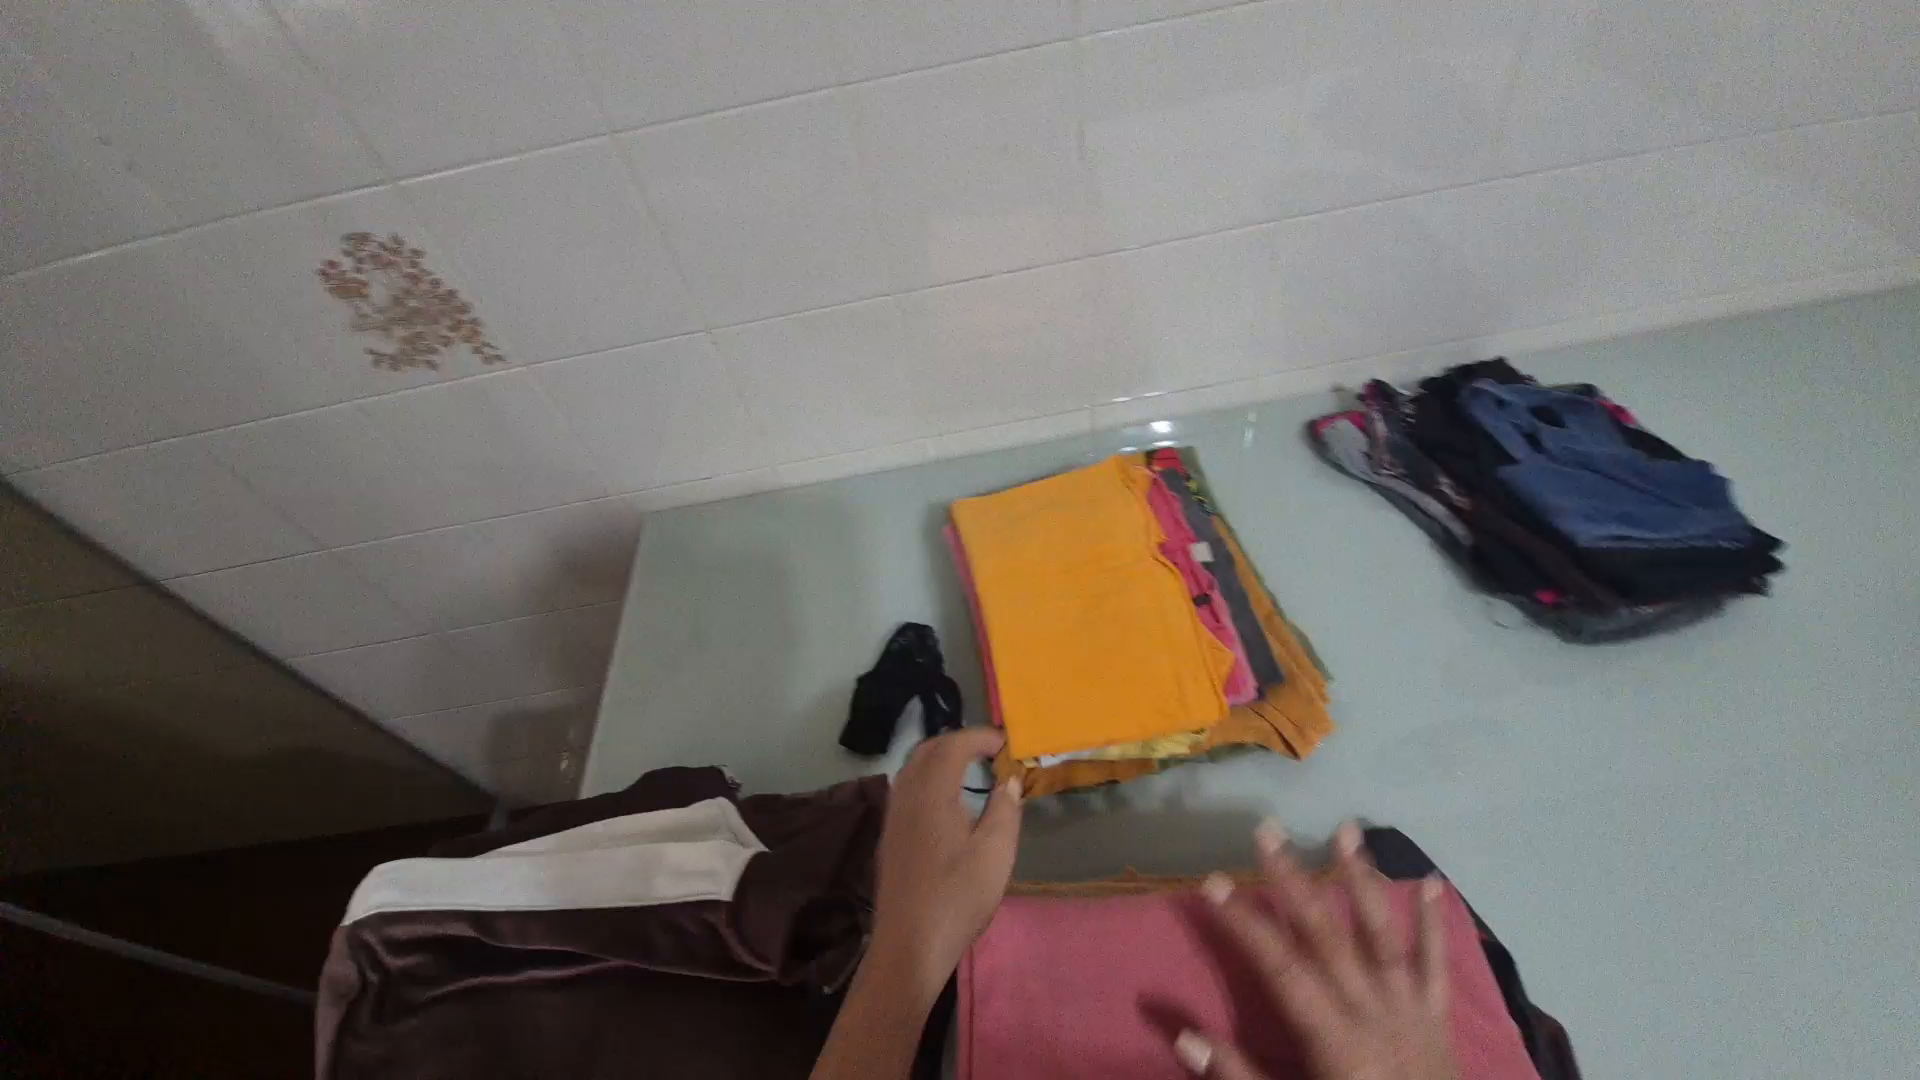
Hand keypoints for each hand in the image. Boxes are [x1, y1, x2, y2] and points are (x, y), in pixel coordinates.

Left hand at [810, 729, 1021, 1079]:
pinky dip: (929, 777)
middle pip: (929, 749)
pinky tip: (947, 800)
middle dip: (960, 741)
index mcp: (931, 792)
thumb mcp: (995, 854)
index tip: (1007, 743)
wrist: (908, 945)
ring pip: (914, 767)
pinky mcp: (890, 834)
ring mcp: (893, 814)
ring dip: (942, 758)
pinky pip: (907, 787)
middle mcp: (906, 794)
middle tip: (991, 751)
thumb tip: (1010, 780)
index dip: (981, 737)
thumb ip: (1005, 809)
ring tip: (972, 769)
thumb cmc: (957, 897)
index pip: (954, 745)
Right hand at [1173, 822, 1456, 1079]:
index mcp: (1336, 1041)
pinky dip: (1435, 926)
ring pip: (1382, 936)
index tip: (1212, 880)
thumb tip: (1183, 1037)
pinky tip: (1434, 883)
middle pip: (1327, 937)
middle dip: (1293, 880)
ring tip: (1346, 831)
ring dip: (1361, 881)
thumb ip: (1240, 1076)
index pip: (1281, 968)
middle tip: (1268, 830)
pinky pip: (1437, 968)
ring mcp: (1412, 1013)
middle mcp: (1374, 1015)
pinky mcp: (1439, 1021)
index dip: (1245, 923)